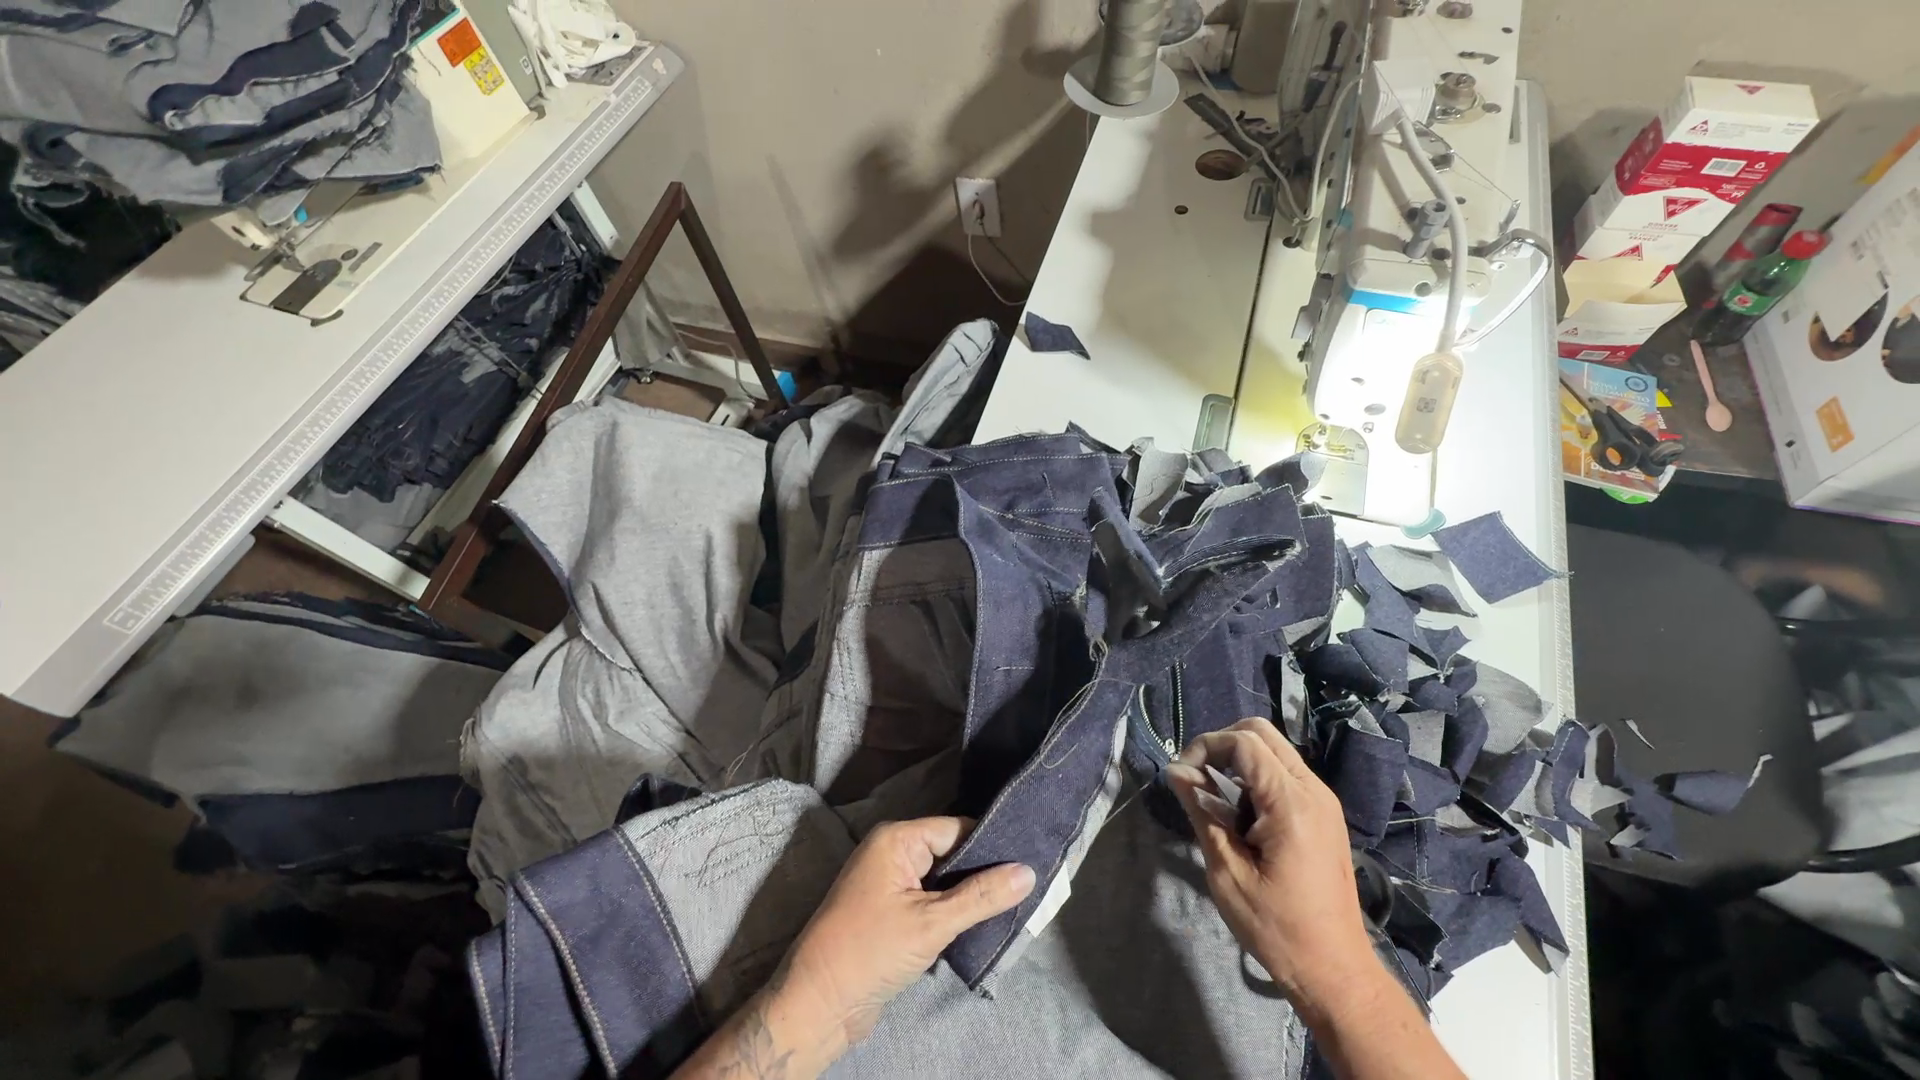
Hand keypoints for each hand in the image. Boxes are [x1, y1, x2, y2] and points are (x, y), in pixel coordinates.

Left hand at [781, 816, 1036, 1050]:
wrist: (819, 1003)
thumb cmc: (871, 952)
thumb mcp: (932, 923)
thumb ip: (982, 896)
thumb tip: (1029, 871)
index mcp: (897, 838)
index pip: (957, 828)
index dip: (992, 844)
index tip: (1032, 860)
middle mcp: (892, 850)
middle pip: (952, 851)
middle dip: (985, 871)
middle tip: (1029, 886)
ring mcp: (890, 881)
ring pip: (944, 877)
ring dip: (971, 893)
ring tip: (1015, 903)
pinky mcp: (892, 909)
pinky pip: (932, 897)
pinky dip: (954, 908)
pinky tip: (983, 920)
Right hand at [1166, 717, 1377, 1017]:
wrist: (1334, 969)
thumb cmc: (1276, 926)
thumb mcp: (1227, 872)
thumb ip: (1202, 813)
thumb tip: (1176, 772)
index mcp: (1291, 802)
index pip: (1244, 741)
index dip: (1205, 747)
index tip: (1182, 777)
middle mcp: (1313, 791)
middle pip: (1261, 733)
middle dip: (1221, 745)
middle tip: (1197, 779)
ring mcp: (1323, 801)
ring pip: (1274, 750)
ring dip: (1239, 761)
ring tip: (1217, 801)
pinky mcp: (1324, 814)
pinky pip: (1285, 773)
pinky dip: (1256, 777)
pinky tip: (1241, 815)